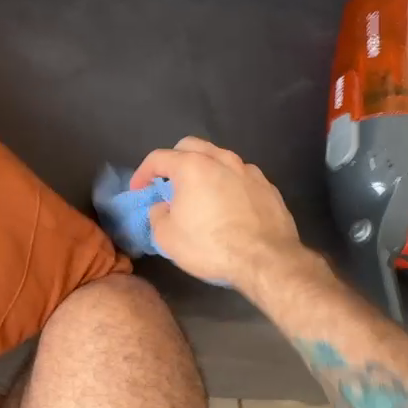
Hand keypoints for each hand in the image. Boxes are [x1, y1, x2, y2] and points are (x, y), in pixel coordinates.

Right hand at [132, 136, 312, 293]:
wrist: (267, 261)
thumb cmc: (210, 245)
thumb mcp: (166, 236)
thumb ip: (157, 214)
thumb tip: (164, 207)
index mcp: (192, 166)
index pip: (158, 158)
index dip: (142, 173)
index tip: (138, 190)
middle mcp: (222, 160)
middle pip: (190, 146)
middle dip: (174, 160)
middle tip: (168, 183)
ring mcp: (249, 171)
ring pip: (219, 158)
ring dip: (204, 170)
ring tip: (200, 193)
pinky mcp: (269, 187)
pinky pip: (240, 176)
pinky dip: (227, 184)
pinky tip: (227, 205)